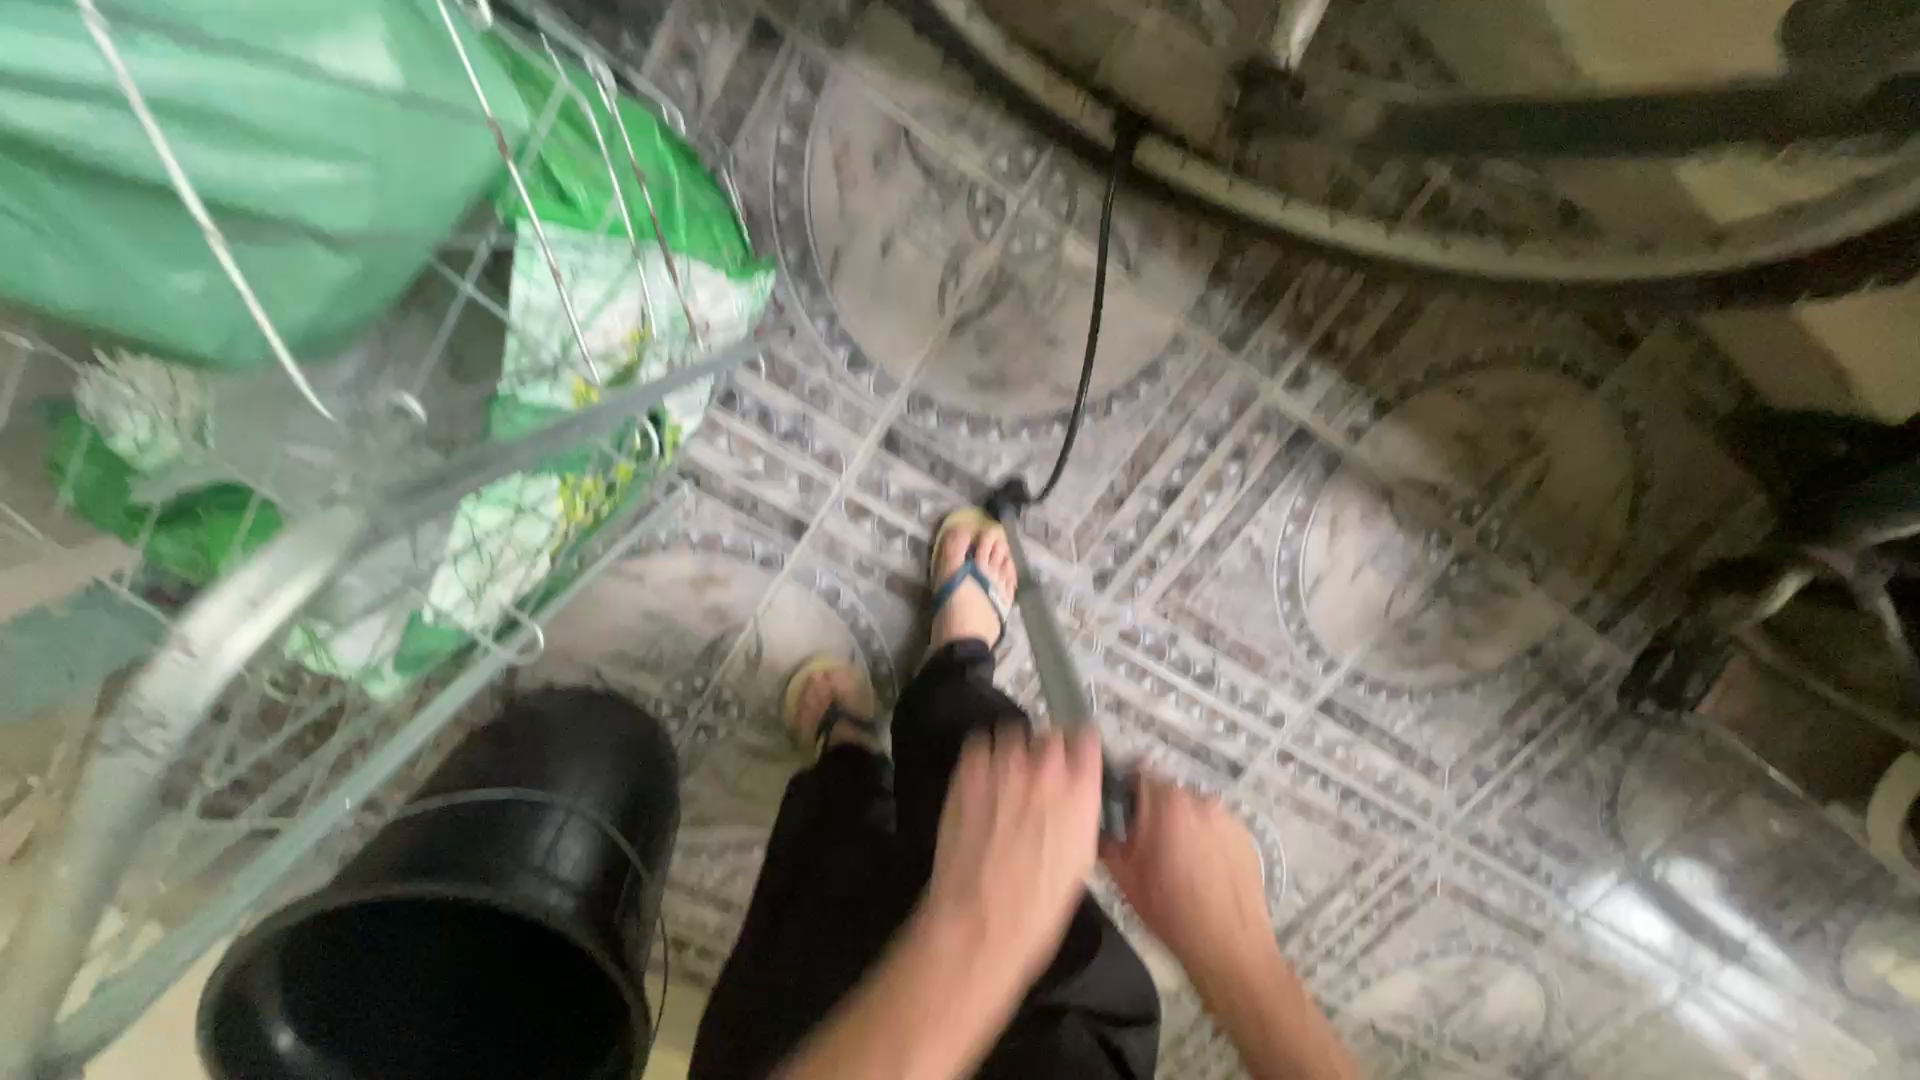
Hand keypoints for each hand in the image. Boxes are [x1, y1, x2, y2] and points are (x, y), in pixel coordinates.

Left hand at [923, 728, 1104, 981]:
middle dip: (1047, 750)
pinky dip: (983, 756)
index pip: (1087, 739)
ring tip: (1007, 776)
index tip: (1075, 755)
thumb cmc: (1038, 906)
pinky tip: (982, 779)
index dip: (1080, 747)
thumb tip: (1075, 795)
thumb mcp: (1079, 859)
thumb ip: (1080, 811)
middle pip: (1050, 734)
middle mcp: (1046, 768)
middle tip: (1038, 774)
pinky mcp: (968, 770)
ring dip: (1014, 750)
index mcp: (1081, 790)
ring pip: (1014, 733)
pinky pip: (979, 744)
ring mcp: (1004, 764)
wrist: (979, 920)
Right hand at [1100, 772, 1271, 980]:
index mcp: (1166, 802)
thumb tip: (1098, 825)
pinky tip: (1205, 868)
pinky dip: (1208, 837)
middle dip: (1157, 809)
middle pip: (1168, 791)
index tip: (1124, 814)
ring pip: (1194, 808)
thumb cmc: (1169, 909)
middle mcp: (1199, 799)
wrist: (1229, 945)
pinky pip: (1217, 825)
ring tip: (1181, 858)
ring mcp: (1227, 816)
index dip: (1128, 792)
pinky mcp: (1246, 835)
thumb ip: (1107, 841)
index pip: (1140, 775)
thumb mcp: (1124, 877)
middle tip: (1150, 842)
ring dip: (1183, 822)